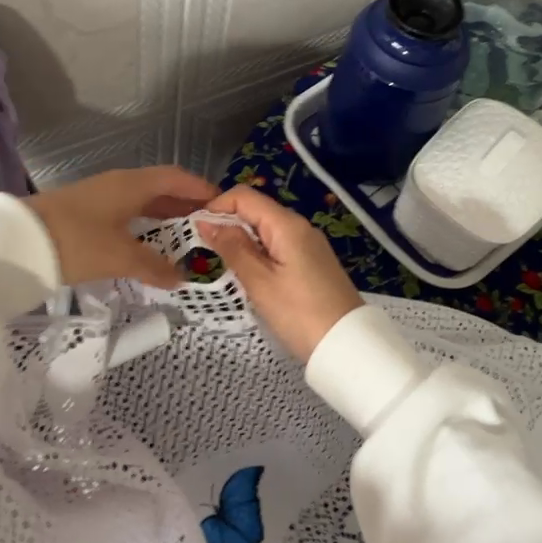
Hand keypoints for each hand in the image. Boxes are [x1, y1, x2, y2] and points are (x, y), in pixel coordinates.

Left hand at [25, 167, 219, 288]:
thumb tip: (181, 277)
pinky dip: (142, 226)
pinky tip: (146, 246)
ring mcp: (100, 197)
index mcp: (132, 184)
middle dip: (184, 206)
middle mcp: (118, 184)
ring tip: (183, 239)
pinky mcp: (84, 213)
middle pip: (160, 188)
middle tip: (208, 226)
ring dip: (162, 217)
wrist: (17, 241)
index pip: (176, 177)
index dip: (200, 188)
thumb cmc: (76, 241)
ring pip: (141, 202)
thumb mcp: (119, 256)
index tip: (222, 203)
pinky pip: (125, 213)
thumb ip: (153, 266)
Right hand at [197, 187, 363, 362]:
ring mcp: (308, 244)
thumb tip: (206, 222)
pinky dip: (258, 253)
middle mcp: (299, 226)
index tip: (194, 230)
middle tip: (202, 250)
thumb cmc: (300, 314)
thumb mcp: (260, 282)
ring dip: (241, 241)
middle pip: (255, 210)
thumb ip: (233, 248)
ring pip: (265, 230)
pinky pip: (278, 246)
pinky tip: (248, 275)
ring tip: (221, 265)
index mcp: (286, 224)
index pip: (244, 196)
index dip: (216, 207)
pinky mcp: (312, 262)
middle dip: (226, 224)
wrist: (347, 346)